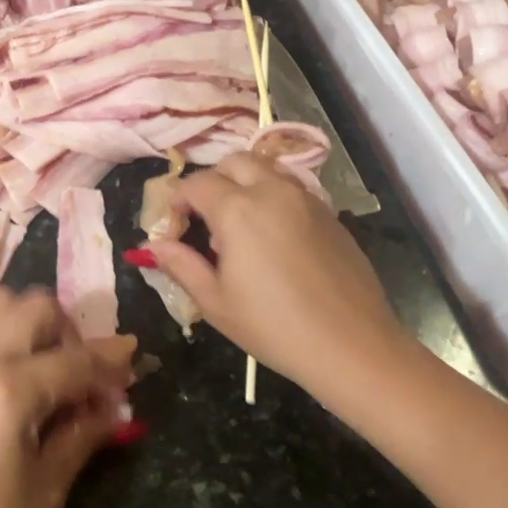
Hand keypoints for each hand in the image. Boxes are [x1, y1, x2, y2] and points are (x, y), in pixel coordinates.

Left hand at [0, 288, 134, 507]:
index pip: (77, 359)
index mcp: (11, 391)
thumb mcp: (44, 493)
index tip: (129, 373)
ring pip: (3, 301)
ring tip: (42, 364)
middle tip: (80, 374)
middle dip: (71, 332)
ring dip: (33, 321)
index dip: (110, 365)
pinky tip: (9, 368)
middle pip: (39, 307)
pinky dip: (2, 328)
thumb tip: (114, 409)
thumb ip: (83, 438)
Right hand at [148, 153, 406, 393]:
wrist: (352, 345)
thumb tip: (155, 246)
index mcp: (238, 209)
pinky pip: (292, 190)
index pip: (196, 184)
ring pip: (267, 170)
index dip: (177, 202)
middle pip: (234, 162)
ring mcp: (307, 199)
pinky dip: (273, 198)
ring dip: (245, 184)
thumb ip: (181, 265)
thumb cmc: (274, 327)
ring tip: (239, 226)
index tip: (173, 230)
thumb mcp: (215, 302)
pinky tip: (272, 239)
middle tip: (204, 219)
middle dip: (212, 182)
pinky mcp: (330, 215)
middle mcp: (273, 191)